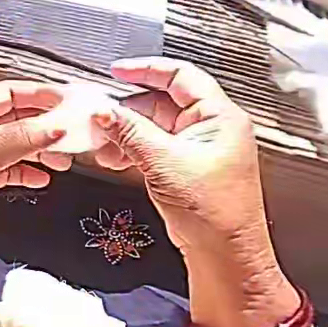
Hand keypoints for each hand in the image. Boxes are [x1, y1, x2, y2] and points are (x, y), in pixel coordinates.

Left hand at [0, 81, 72, 247]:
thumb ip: (21, 137)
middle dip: (45, 125)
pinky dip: (29, 172)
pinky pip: (12, 170)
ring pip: (18, 146)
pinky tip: (42, 178)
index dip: (39, 95)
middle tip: (71, 130)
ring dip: (41, 151)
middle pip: (18, 119)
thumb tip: (54, 127)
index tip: (66, 100)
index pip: (9, 93)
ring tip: (61, 158)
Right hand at [91, 58, 269, 258]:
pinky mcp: (186, 167)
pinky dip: (133, 150)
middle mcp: (212, 128)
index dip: (146, 69)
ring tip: (103, 144)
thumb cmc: (215, 214)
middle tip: (101, 116)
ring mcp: (199, 148)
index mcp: (219, 117)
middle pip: (162, 102)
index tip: (118, 71)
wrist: (226, 257)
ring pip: (154, 126)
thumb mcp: (164, 163)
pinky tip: (115, 158)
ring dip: (126, 133)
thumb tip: (104, 111)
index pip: (180, 75)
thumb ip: (131, 132)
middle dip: (128, 110)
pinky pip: (154, 147)